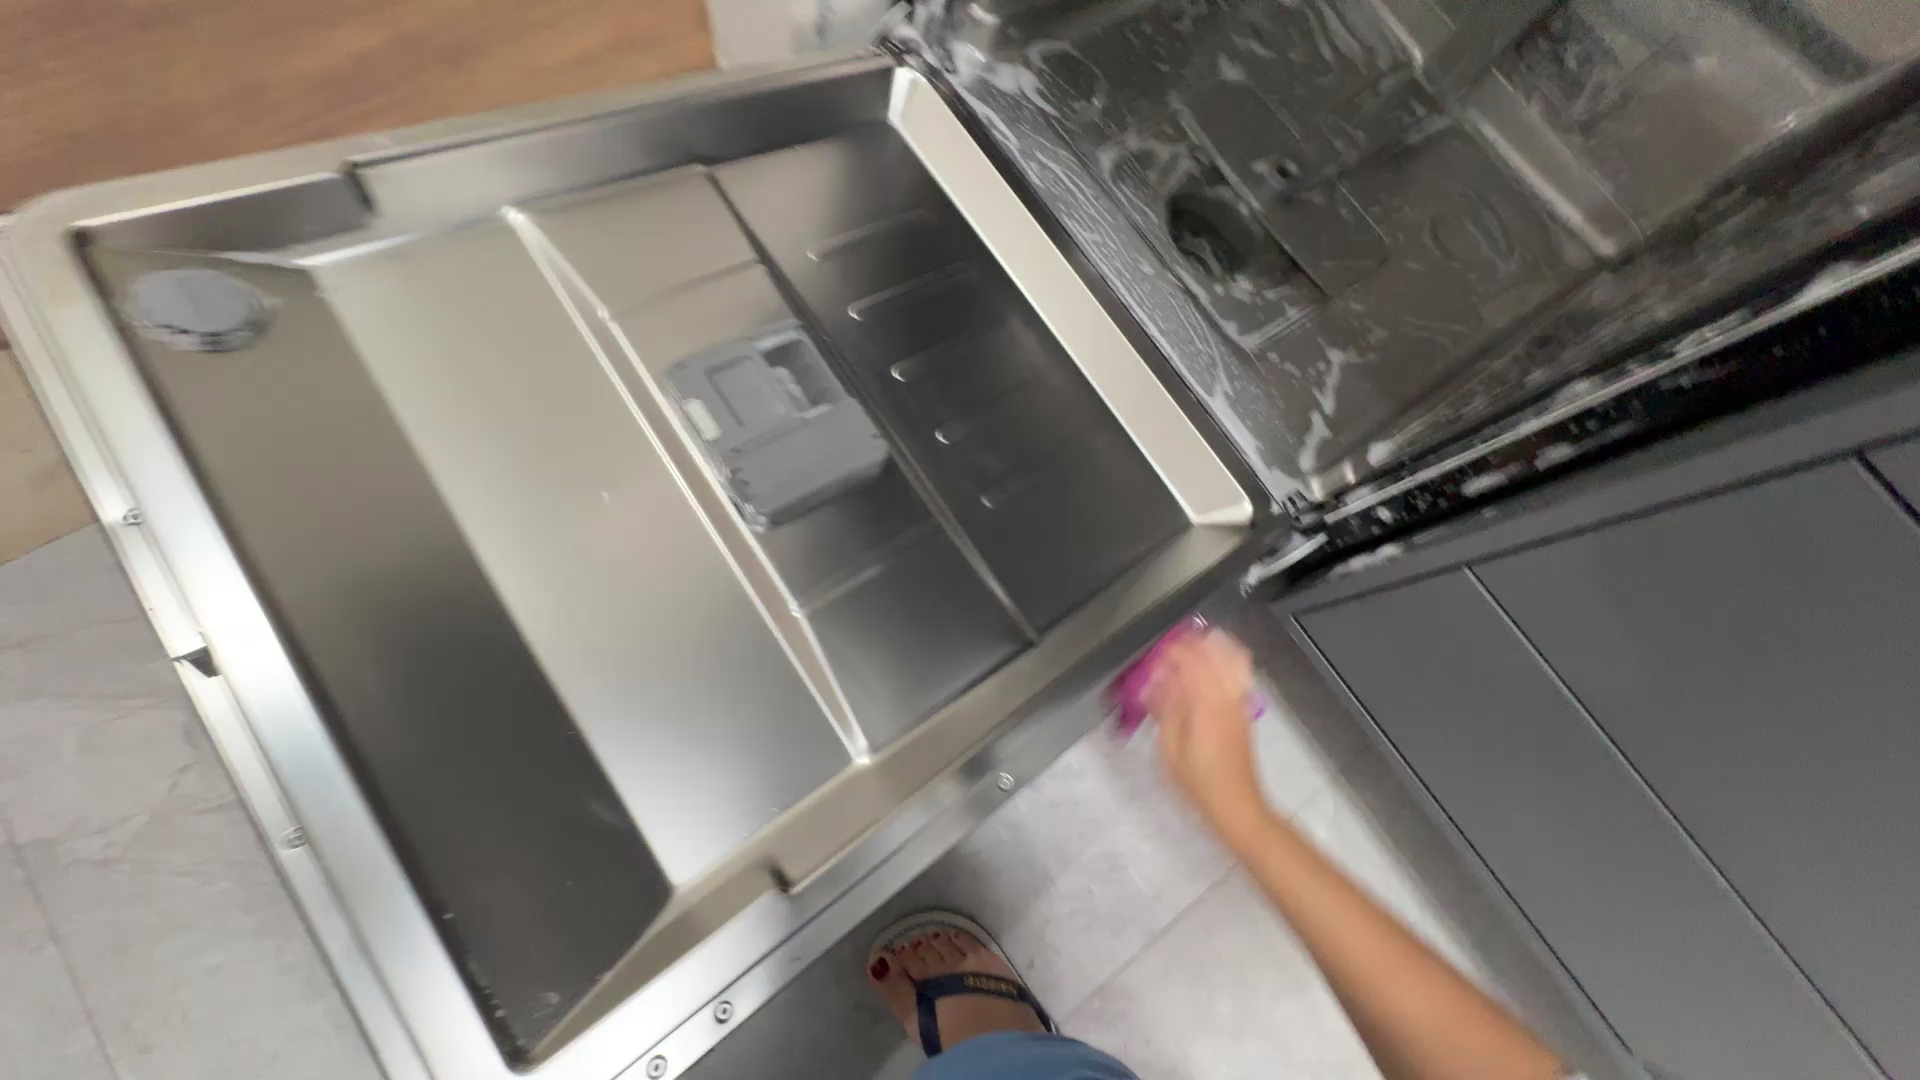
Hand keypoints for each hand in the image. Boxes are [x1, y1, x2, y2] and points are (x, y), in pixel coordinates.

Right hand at [1144, 628, 1268, 839]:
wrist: (1238, 805)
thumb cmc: (1199, 781)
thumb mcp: (1170, 749)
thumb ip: (1165, 710)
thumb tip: (1155, 682)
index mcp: (1205, 704)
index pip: (1190, 660)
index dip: (1171, 653)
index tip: (1154, 659)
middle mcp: (1227, 696)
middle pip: (1213, 652)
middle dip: (1190, 645)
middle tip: (1169, 650)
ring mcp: (1240, 702)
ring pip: (1232, 658)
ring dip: (1210, 648)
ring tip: (1189, 651)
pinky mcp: (1245, 710)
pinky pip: (1240, 673)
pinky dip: (1226, 661)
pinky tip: (1209, 668)